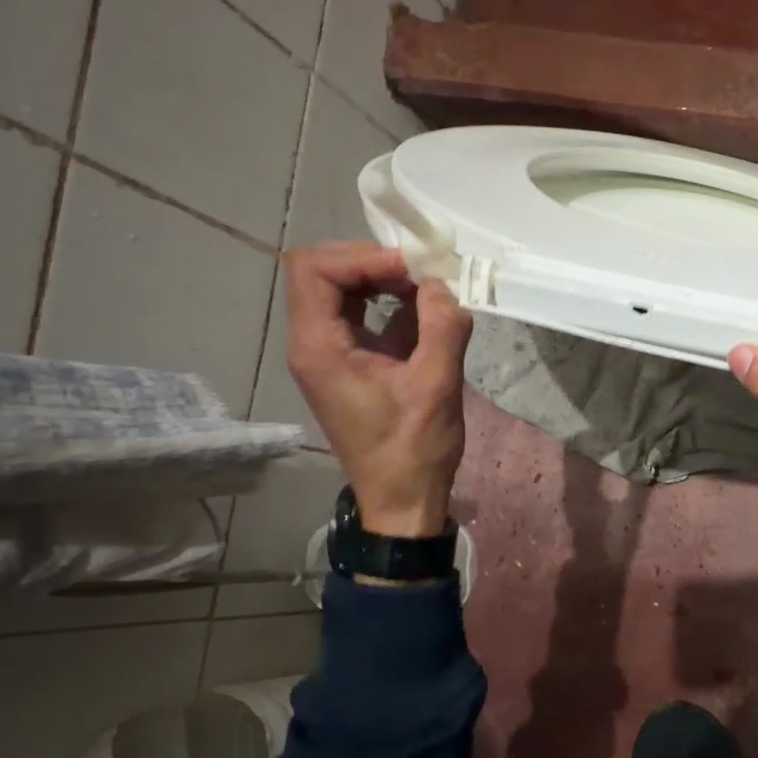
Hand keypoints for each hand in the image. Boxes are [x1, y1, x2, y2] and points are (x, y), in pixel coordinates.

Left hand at [284, 241, 472, 537]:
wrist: (403, 501)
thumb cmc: (413, 450)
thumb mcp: (435, 387)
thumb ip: (441, 328)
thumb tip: (444, 286)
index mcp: (318, 347)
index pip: (314, 268)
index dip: (362, 256)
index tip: (412, 268)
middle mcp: (313, 344)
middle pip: (324, 274)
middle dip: (374, 264)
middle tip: (423, 275)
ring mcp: (330, 356)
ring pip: (343, 294)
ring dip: (385, 284)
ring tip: (430, 292)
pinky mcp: (352, 367)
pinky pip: (363, 320)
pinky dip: (393, 309)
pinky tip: (428, 318)